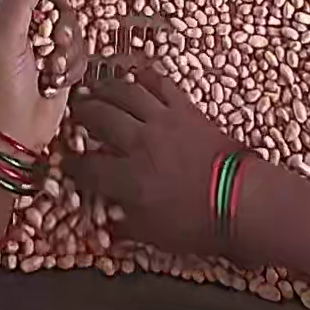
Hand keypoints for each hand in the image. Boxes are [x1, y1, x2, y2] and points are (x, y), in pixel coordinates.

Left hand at [0, 0, 87, 151]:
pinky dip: (72, 68)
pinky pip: (81, 55)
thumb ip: (19, 2)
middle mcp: (27, 30)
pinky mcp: (62, 69)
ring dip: (67, 51)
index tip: (58, 4)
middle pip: (61, 7)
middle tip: (55, 42)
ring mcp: (45, 50)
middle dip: (64, 26)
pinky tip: (56, 82)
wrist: (12, 136)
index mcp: (7, 18)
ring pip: (74, 31)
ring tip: (51, 69)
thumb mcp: (5, 39)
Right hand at [67, 66, 241, 254]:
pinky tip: (134, 75)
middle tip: (73, 112)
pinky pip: (159, 83)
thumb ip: (125, 224)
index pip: (89, 167)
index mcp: (130, 178)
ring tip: (95, 88)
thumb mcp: (156, 235)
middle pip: (100, 118)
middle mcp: (140, 142)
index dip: (72, 164)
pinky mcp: (183, 108)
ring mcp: (162, 120)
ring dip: (105, 88)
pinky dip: (144, 76)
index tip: (65, 162)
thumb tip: (106, 221)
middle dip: (81, 114)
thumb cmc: (200, 224)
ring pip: (125, 93)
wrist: (244, 201)